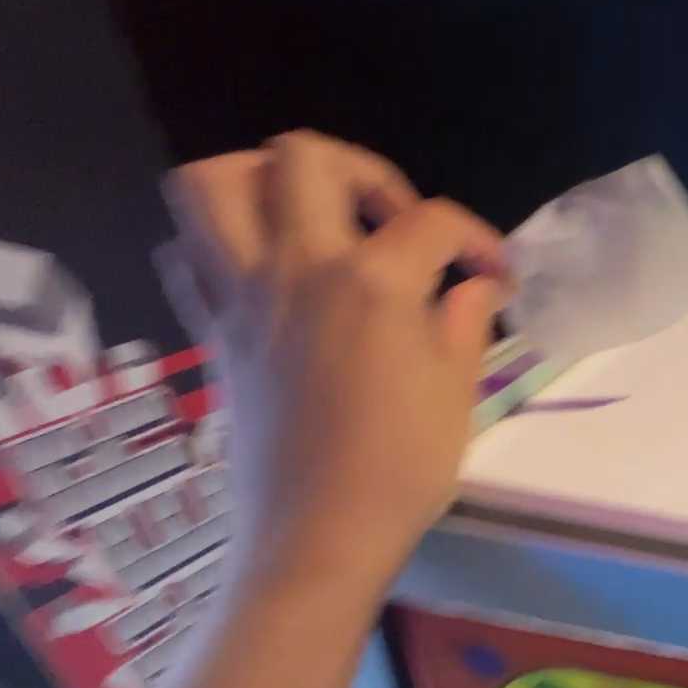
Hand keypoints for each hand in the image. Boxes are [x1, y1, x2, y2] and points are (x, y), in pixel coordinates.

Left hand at [163, 131, 508, 590]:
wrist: (325, 530)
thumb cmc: (409, 464)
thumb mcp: (460, 389)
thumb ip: (467, 319)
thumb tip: (479, 284)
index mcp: (375, 284)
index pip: (433, 222)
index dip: (478, 238)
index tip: (497, 274)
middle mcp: (298, 267)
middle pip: (305, 158)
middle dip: (366, 174)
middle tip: (399, 224)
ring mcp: (242, 294)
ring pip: (215, 182)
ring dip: (269, 181)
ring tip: (319, 221)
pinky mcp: (214, 328)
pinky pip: (190, 252)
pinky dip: (226, 242)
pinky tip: (274, 274)